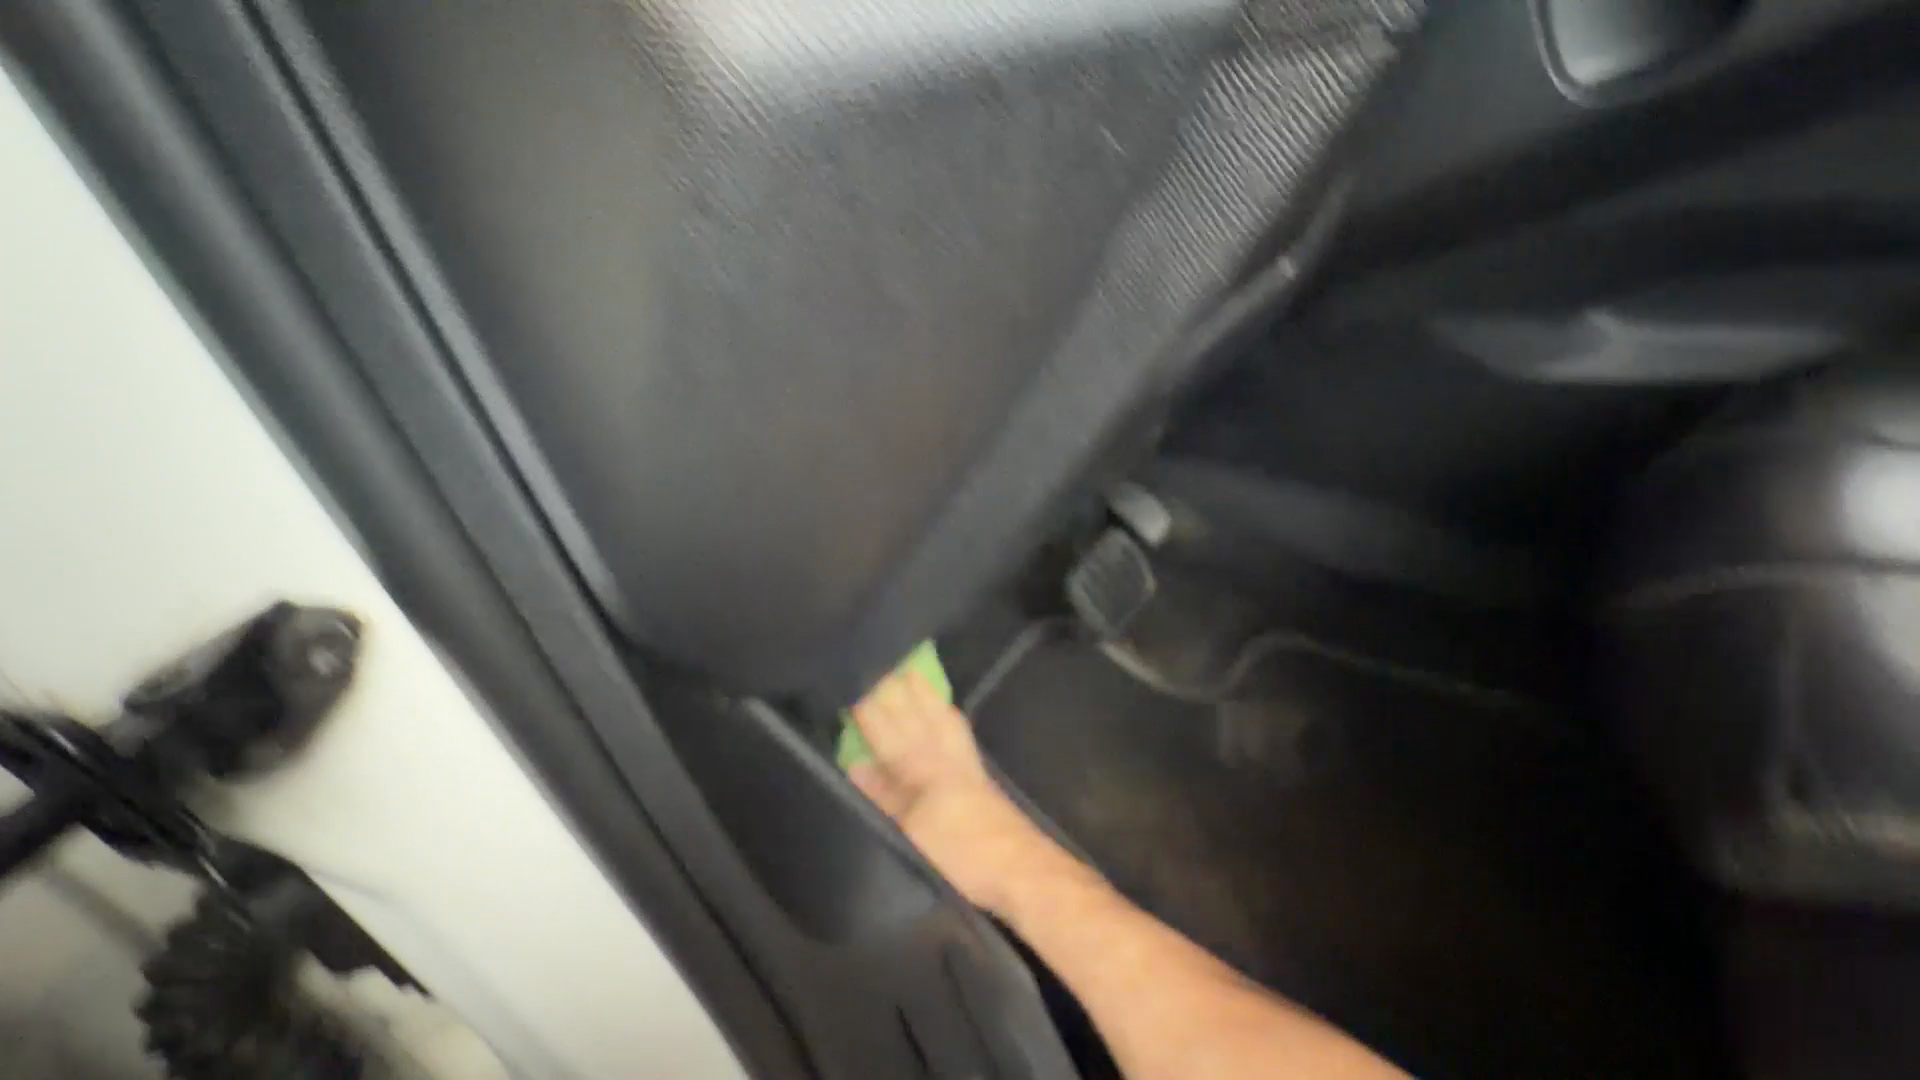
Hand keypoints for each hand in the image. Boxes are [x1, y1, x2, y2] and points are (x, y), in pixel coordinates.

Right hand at [848, 671, 1075, 914]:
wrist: (1021, 870)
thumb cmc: (962, 855)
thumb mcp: (912, 832)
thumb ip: (885, 796)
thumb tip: (856, 764)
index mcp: (924, 767)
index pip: (888, 730)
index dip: (869, 706)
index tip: (851, 680)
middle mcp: (945, 757)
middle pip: (917, 715)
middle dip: (898, 689)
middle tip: (883, 658)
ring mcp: (965, 765)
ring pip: (940, 718)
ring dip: (924, 696)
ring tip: (912, 673)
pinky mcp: (979, 777)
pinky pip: (957, 732)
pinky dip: (946, 716)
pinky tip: (944, 715)